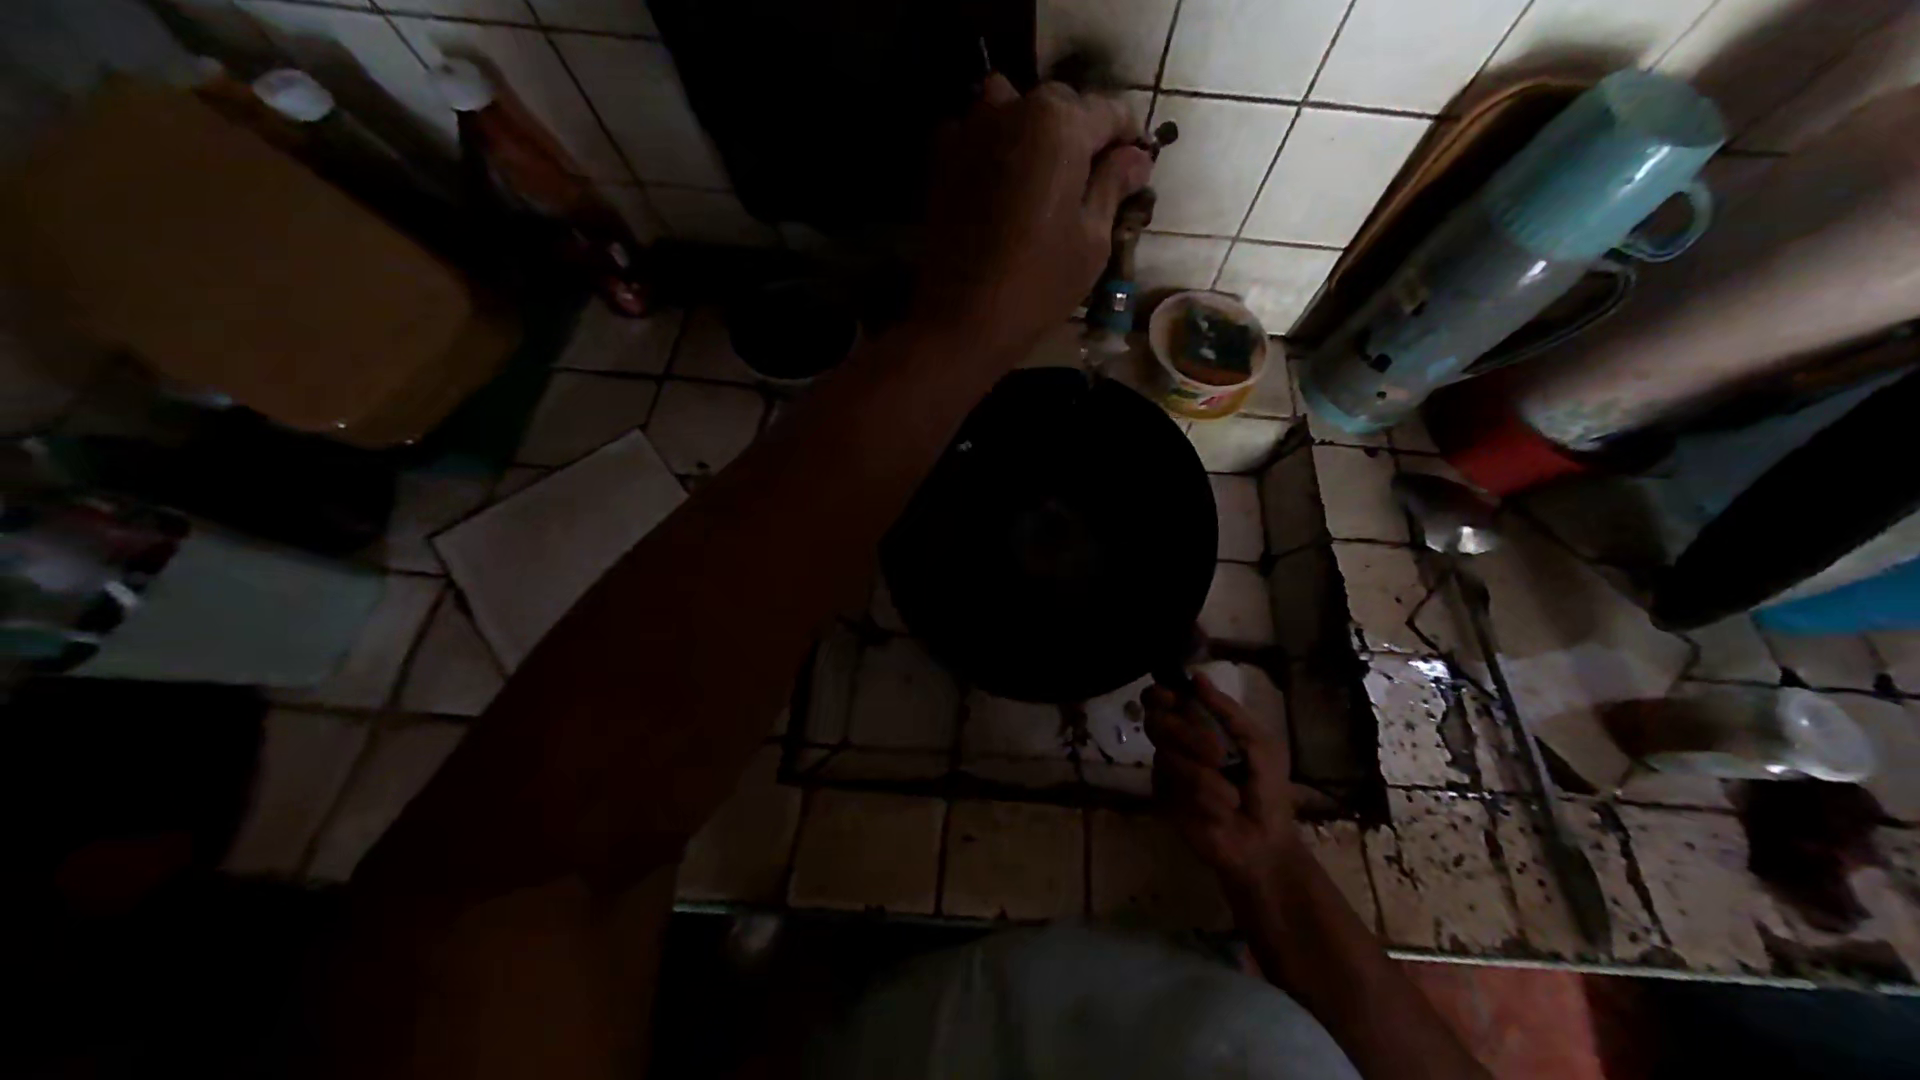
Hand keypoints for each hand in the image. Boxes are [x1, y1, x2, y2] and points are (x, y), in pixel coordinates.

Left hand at [915, 75, 1153, 360]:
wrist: (960, 320)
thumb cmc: (1037, 283)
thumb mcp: (1092, 240)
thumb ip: (1113, 185)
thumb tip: (1136, 157)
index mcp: (1059, 124)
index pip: (1110, 112)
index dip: (1128, 139)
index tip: (1135, 167)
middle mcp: (1012, 110)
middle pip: (1060, 107)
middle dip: (1080, 135)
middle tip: (1089, 181)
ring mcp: (969, 131)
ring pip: (1011, 110)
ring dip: (1031, 130)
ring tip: (1039, 176)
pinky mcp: (939, 162)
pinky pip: (973, 136)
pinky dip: (990, 148)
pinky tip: (997, 187)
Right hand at [1143, 673, 1299, 883]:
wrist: (1266, 841)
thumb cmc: (1267, 789)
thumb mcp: (1259, 743)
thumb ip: (1227, 711)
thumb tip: (1196, 677)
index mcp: (1197, 724)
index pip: (1161, 699)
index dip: (1159, 694)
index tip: (1170, 698)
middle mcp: (1175, 742)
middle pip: (1156, 720)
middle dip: (1188, 734)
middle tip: (1219, 754)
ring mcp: (1166, 770)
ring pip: (1166, 755)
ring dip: (1204, 776)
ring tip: (1232, 797)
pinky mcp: (1162, 797)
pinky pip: (1171, 786)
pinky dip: (1202, 797)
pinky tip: (1220, 811)